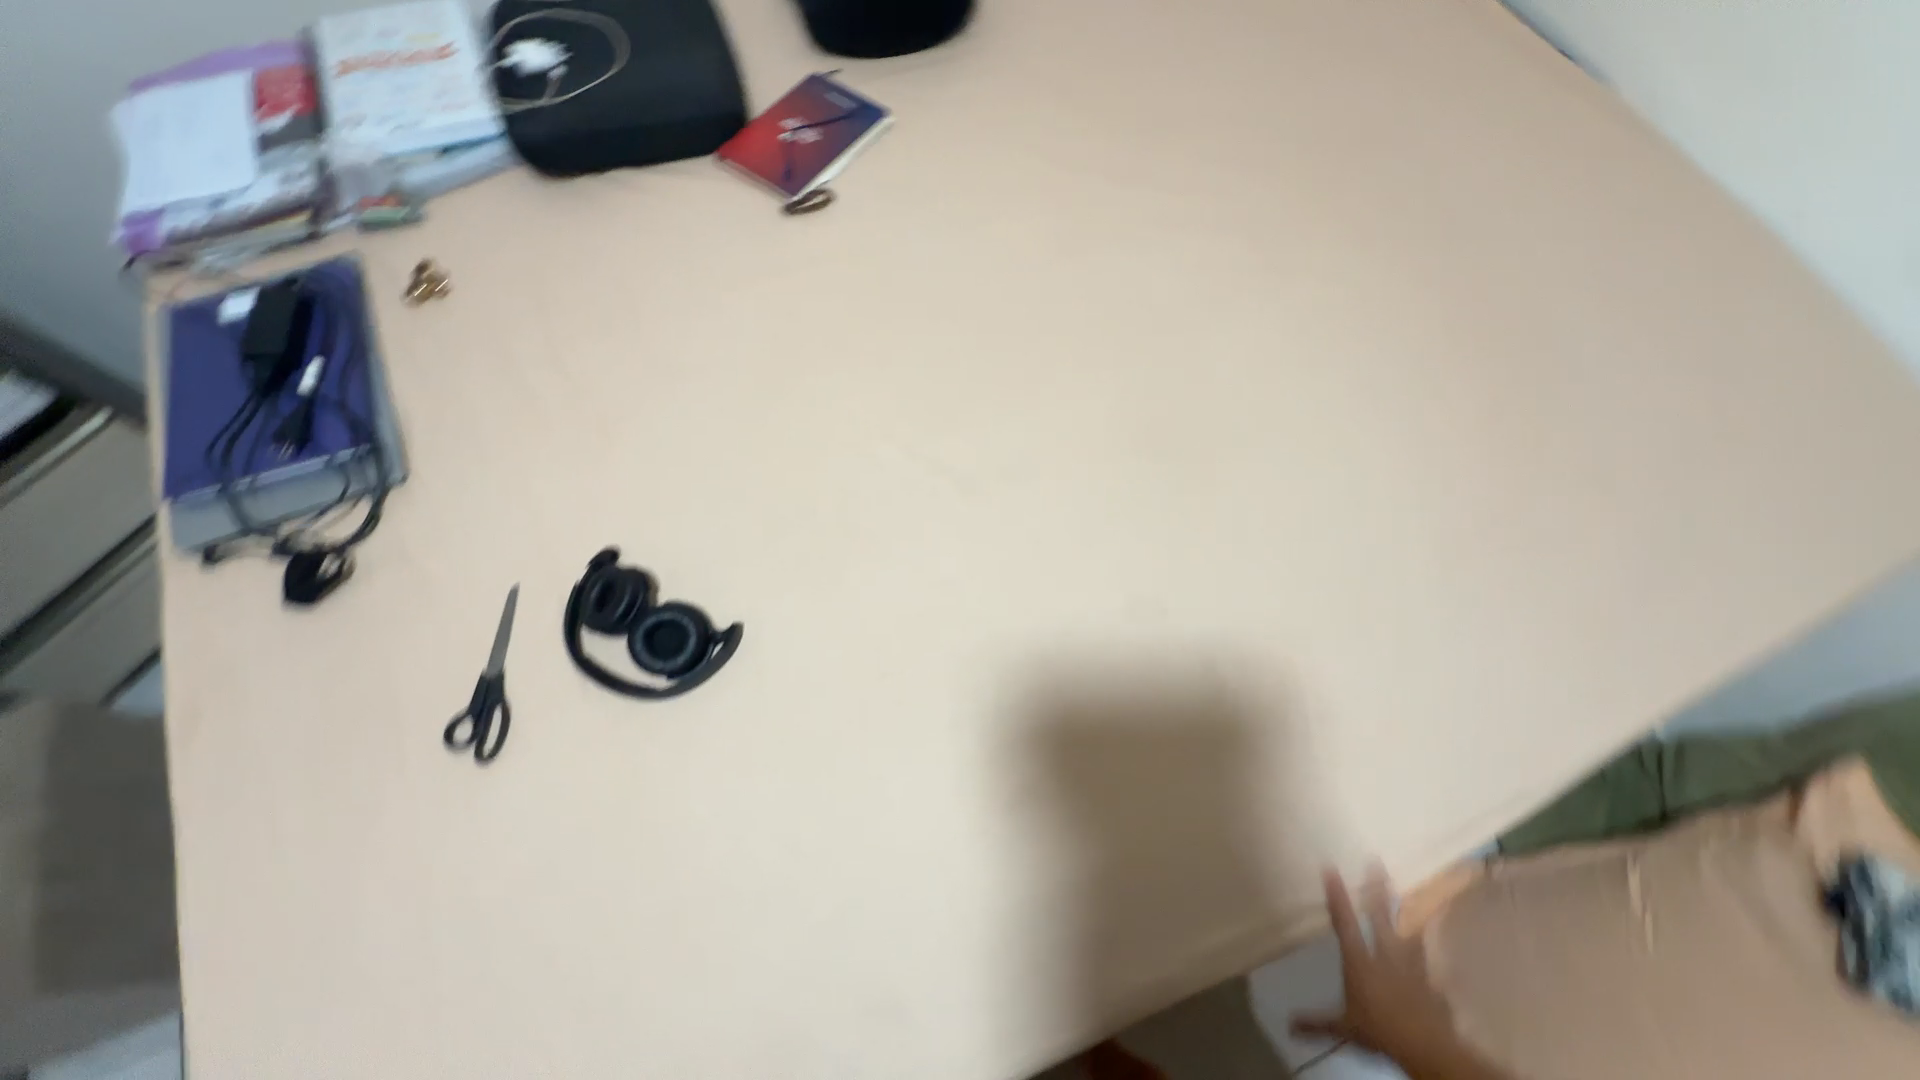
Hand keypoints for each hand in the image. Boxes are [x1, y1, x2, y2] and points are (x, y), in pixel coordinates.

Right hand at [1290, 867, 1463, 1071]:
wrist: (1427, 1047)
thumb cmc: (1380, 1031)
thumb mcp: (1344, 1028)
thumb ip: (1317, 1023)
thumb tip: (1288, 1025)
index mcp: (1360, 962)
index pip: (1345, 924)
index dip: (1337, 896)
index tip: (1331, 869)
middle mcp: (1386, 955)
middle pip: (1380, 916)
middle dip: (1377, 889)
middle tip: (1376, 862)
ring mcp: (1412, 964)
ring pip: (1409, 930)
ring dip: (1408, 910)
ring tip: (1411, 891)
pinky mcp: (1432, 978)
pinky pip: (1429, 956)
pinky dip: (1429, 945)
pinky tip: (1432, 936)